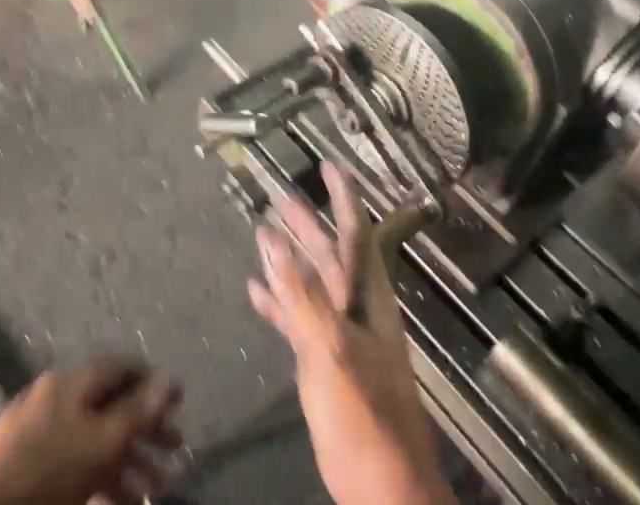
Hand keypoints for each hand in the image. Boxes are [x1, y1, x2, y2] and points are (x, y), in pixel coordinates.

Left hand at [0, 357, 182, 504]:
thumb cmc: (48, 468)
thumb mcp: (103, 440)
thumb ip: (139, 411)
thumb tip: (170, 378)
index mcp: (73, 382)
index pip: (122, 367)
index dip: (153, 382)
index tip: (180, 404)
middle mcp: (57, 398)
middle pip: (112, 405)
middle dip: (146, 429)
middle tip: (175, 450)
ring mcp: (41, 430)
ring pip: (95, 438)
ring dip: (129, 462)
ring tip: (156, 491)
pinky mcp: (29, 463)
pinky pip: (75, 462)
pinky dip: (101, 477)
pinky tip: (120, 502)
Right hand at [249, 162, 453, 504]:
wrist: (383, 489)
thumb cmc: (364, 416)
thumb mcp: (331, 349)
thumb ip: (302, 294)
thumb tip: (273, 237)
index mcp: (369, 302)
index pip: (356, 235)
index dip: (343, 199)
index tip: (328, 166)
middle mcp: (359, 313)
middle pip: (332, 256)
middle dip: (308, 225)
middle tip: (279, 197)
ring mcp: (344, 340)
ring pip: (315, 286)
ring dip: (291, 260)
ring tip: (261, 234)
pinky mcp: (328, 367)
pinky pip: (300, 323)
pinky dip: (279, 304)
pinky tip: (256, 294)